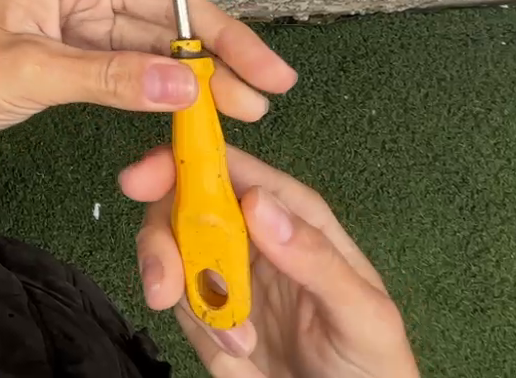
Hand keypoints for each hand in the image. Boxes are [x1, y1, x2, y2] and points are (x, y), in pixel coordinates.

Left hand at [0, 0, 295, 146]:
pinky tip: (200, 108)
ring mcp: (84, 28)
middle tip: (267, 81)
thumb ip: (106, 77)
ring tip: (247, 105)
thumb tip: (184, 83)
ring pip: (158, 40)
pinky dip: (170, 87)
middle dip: (219, 37)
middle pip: (166, 1)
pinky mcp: (81, 63)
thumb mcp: (30, 70)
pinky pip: (138, 68)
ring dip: (203, 70)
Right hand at [120, 146, 418, 377]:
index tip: (142, 179)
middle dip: (160, 237)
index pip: (224, 164)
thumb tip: (256, 201)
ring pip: (166, 246)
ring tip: (232, 341)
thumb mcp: (365, 316)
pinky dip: (193, 321)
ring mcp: (221, 266)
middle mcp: (246, 229)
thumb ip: (317, 259)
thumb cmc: (373, 367)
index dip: (179, 158)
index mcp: (287, 211)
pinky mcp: (204, 305)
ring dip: (179, 289)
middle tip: (163, 283)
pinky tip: (233, 349)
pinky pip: (176, 295)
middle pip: (178, 200)